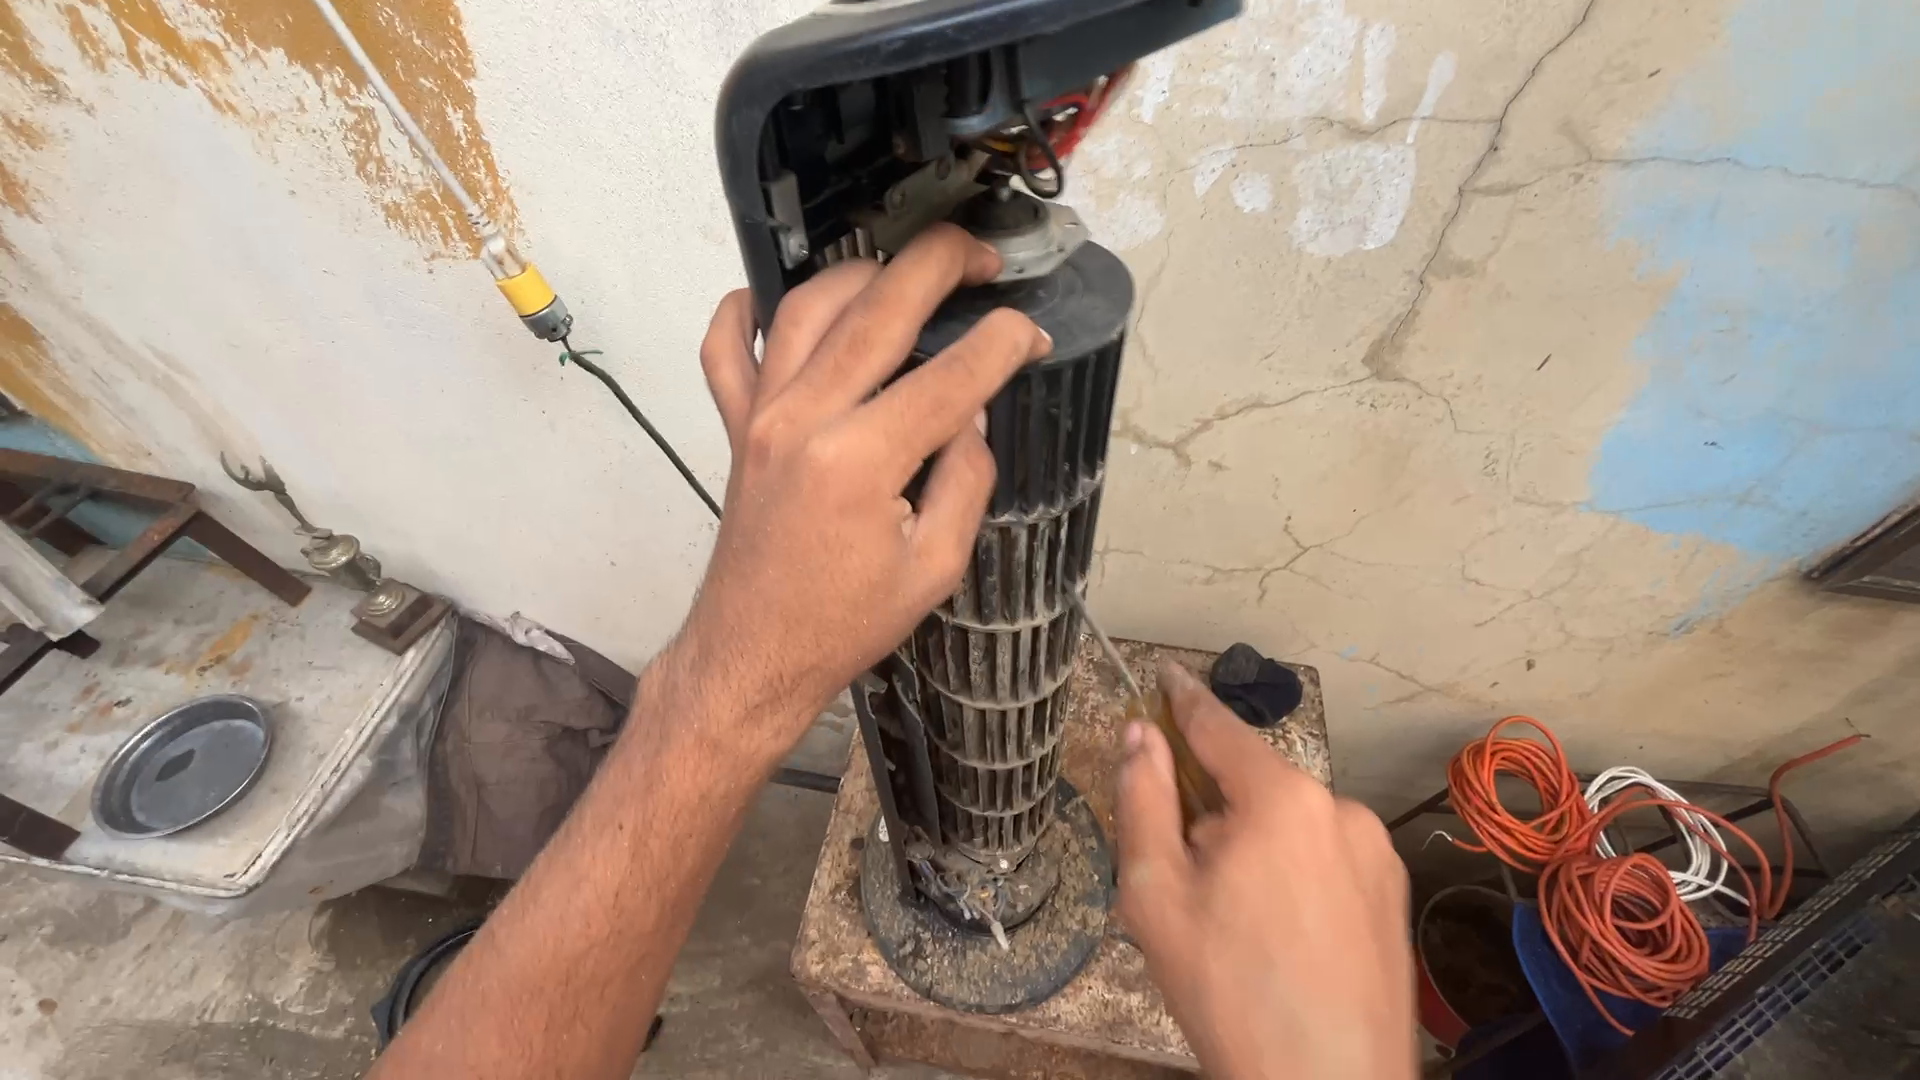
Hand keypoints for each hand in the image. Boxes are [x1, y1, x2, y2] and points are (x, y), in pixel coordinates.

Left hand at [685, 225, 1051, 750]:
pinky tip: (771, 301)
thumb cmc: (847, 623)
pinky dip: (744, 313)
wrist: (756, 653)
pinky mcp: (735, 427)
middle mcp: (804, 418)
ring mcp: (760, 415)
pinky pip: (725, 349)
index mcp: (862, 461)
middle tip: (981, 256)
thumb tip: (970, 416)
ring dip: (862, 273)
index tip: (1031, 334)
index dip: (1002, 344)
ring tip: (905, 269)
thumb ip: (966, 479)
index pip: (951, 376)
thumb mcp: (936, 567)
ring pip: (807, 307)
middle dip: (939, 265)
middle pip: (879, 309)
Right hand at [1117, 662, 1415, 1079]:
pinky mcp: (1394, 892)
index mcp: (1281, 799)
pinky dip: (1291, 866)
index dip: (1183, 697)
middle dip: (1212, 805)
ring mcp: (1375, 851)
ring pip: (1287, 820)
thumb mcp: (1156, 891)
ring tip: (1235, 915)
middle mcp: (1339, 808)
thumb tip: (1138, 733)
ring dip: (1252, 839)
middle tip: (1187, 873)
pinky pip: (1323, 852)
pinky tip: (1279, 929)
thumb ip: (1143, 798)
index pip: (1218, 727)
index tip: (1165, 672)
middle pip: (1251, 781)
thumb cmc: (1226, 988)